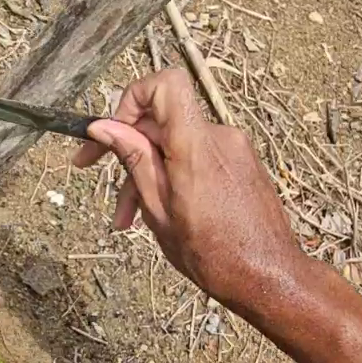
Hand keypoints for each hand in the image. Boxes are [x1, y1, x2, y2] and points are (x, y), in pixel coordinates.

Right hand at [73, 68, 309, 314]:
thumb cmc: (215, 254)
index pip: (165, 84)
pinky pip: (194, 155)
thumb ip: (132, 159)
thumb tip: (103, 127)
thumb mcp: (157, 209)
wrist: (270, 277)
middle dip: (125, 148)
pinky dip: (170, 175)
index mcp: (195, 147)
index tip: (111, 130)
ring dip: (145, 172)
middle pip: (160, 121)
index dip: (131, 99)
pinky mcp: (240, 161)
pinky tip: (158, 212)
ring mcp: (233, 147)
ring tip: (128, 217)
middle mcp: (219, 137)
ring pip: (173, 144)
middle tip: (92, 172)